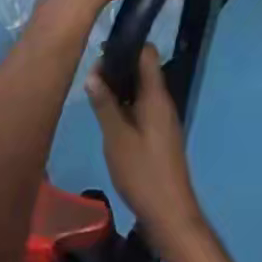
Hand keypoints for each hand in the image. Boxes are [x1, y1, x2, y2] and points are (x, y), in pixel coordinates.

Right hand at [87, 45, 204, 249]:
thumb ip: (104, 104)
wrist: (170, 215)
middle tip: (91, 74)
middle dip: (118, 67)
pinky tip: (107, 115)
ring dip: (120, 87)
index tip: (102, 49)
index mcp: (156, 96)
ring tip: (94, 92)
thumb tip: (93, 74)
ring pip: (140, 90)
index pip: (147, 53)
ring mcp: (163, 119)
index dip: (127, 45)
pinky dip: (125, 105)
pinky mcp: (159, 135)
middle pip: (142, 70)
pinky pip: (142, 107)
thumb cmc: (143, 173)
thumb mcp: (116, 137)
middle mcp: (162, 102)